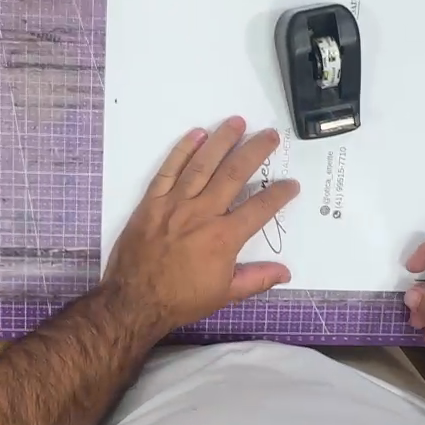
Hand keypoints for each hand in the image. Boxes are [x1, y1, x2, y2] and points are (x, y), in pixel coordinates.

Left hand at [103, 118, 300, 335]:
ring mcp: (174, 204)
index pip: (260, 208)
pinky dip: (182, 150)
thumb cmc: (180, 300)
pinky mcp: (151, 202)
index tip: (291, 184)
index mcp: (224, 238)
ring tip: (237, 122)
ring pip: (203, 164)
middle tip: (270, 135)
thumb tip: (285, 272)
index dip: (279, 194)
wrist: (133, 302)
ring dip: (222, 141)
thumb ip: (256, 279)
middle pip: (234, 174)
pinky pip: (169, 170)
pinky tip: (197, 134)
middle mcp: (201, 214)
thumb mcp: (224, 295)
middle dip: (255, 152)